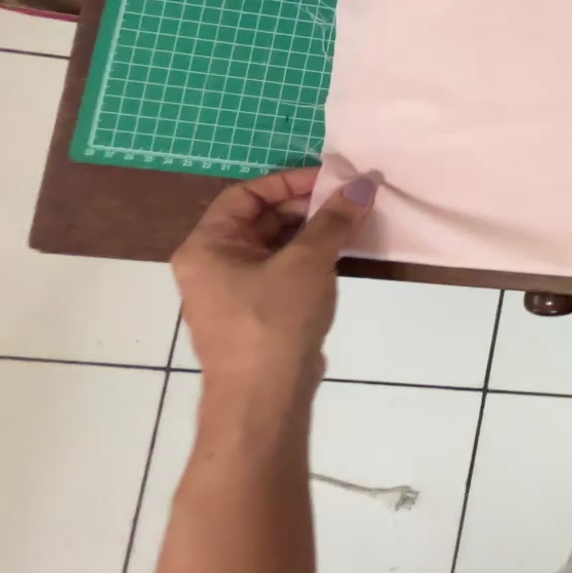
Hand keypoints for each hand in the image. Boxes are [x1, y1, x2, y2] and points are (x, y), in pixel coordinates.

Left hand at [171, 168, 376, 397]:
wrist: (264, 391)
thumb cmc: (273, 319)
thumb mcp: (307, 262)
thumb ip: (335, 220)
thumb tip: (364, 184)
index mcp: (208, 247)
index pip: (246, 195)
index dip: (289, 182)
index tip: (334, 181)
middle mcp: (214, 262)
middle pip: (262, 217)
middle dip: (309, 205)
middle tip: (353, 201)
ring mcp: (236, 286)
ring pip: (278, 241)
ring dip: (317, 228)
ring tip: (357, 222)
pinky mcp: (259, 305)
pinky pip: (286, 264)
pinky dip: (314, 252)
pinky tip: (345, 251)